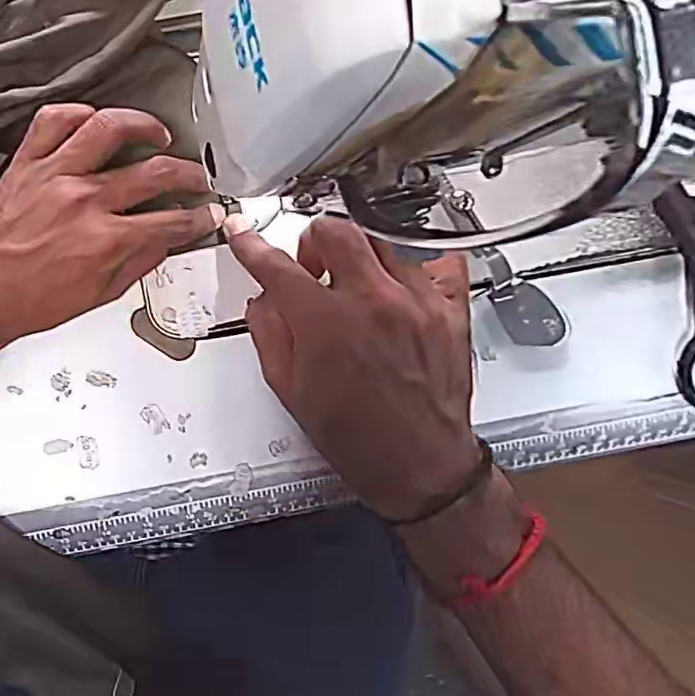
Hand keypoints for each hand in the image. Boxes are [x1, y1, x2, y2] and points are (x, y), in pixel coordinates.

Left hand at [0, 104, 221, 374]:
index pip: (170, 220)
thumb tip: (165, 242)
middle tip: (195, 178)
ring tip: (156, 132)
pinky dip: (78, 113)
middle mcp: (83, 201)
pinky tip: (93, 121)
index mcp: (105, 240)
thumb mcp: (98, 295)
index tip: (204, 213)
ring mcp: (52, 176)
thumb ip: (138, 263)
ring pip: (108, 128)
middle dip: (188, 175)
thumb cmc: (28, 302)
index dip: (197, 217)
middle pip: (154, 172)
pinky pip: (53, 121)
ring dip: (143, 125)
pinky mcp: (25, 165)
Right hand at [224, 214, 477, 519]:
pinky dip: (407, 268)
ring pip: (379, 240)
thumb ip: (268, 332)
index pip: (276, 266)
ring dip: (357, 257)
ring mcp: (417, 303)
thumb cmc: (358, 436)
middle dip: (312, 242)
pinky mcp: (450, 310)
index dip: (251, 246)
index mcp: (325, 324)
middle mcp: (373, 303)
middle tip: (311, 267)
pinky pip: (432, 261)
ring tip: (354, 287)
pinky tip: (396, 288)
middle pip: (334, 230)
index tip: (244, 235)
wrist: (419, 464)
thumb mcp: (289, 388)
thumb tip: (264, 299)